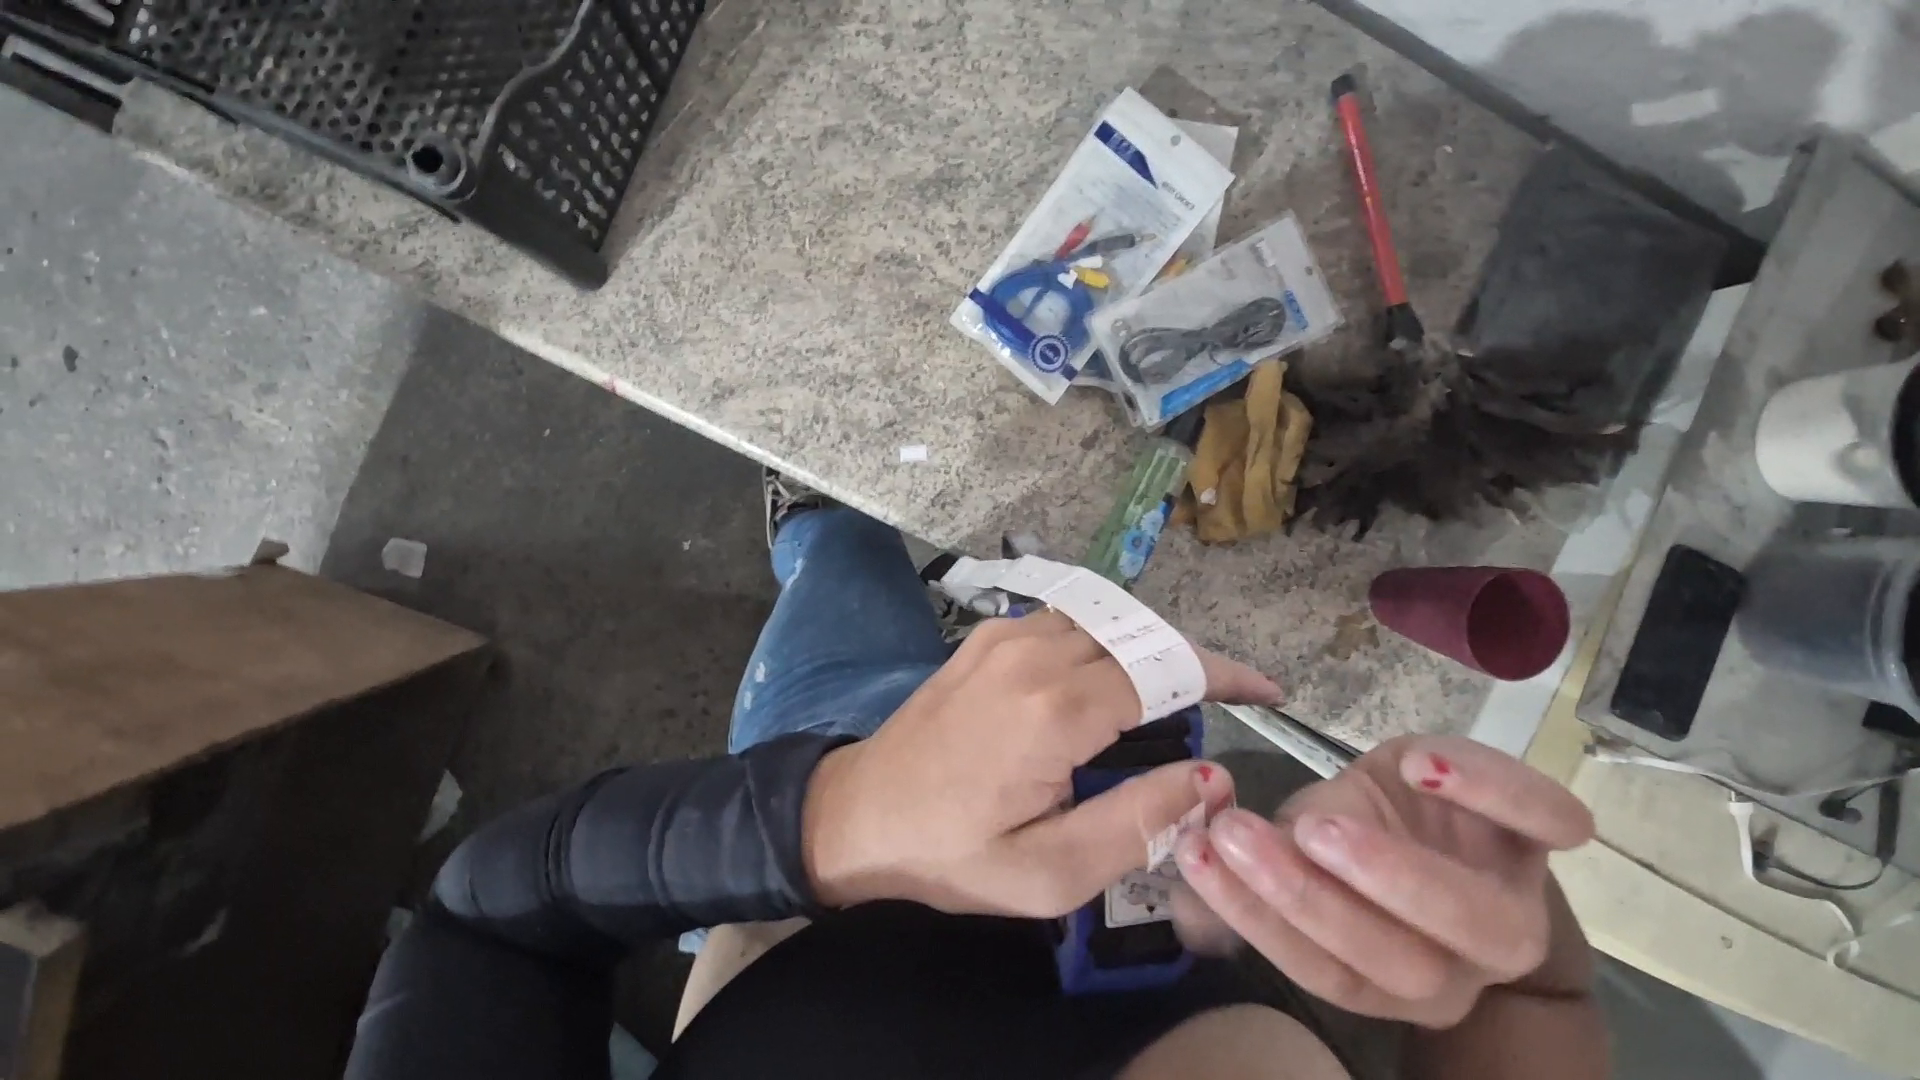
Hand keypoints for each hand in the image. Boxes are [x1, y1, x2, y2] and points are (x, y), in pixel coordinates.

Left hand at [801, 611, 1281, 916]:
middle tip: (1223, 702)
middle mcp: (1032, 653)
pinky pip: (1065, 620)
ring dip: (1147, 647)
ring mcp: (1004, 636)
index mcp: (1054, 709)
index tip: (1268, 692)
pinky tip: (1110, 678)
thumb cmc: (951, 853)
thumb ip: (1139, 823)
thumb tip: (1213, 778)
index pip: (1164, 669)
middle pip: (1139, 636)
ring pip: (1104, 620)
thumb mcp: (1049, 872)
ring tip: (1173, 695)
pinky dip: (1105, 639)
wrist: (856, 814)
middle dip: (1190, 662)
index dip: (1224, 675)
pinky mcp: (985, 638)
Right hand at [1171, 735, 1595, 1027]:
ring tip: (1313, 818)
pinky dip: (1489, 792)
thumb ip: (1248, 886)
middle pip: (1398, 960)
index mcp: (1394, 979)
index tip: (1201, 853)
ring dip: (1387, 871)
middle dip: (1308, 899)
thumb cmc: (1359, 847)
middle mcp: (1463, 962)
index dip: (1259, 917)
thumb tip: (1184, 906)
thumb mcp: (1295, 862)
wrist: (1453, 826)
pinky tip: (1416, 763)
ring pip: (1470, 916)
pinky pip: (1548, 823)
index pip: (1327, 970)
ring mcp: (1513, 901)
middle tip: (1238, 833)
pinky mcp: (1542, 832)